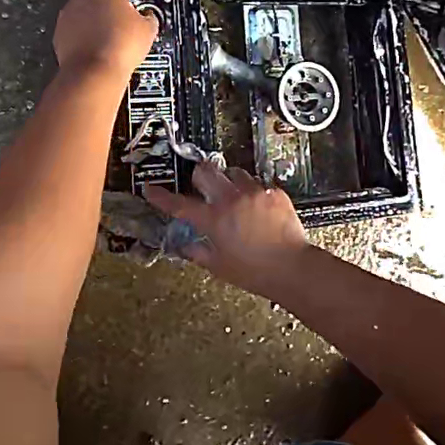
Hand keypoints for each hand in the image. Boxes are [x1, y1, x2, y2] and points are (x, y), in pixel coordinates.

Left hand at [53, 0, 157, 79]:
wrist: (94, 71)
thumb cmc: (119, 46)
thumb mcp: (146, 29)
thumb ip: (146, 17)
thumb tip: (148, 18)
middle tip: (108, 3)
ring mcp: (67, 16)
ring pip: (76, 9)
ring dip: (86, 15)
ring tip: (102, 30)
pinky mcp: (59, 35)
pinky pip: (70, 28)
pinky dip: (79, 33)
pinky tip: (92, 43)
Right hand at [143, 159, 310, 297]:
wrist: (293, 268)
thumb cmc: (255, 272)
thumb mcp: (220, 267)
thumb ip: (199, 252)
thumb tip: (187, 246)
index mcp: (213, 220)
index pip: (179, 204)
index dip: (161, 196)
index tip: (150, 189)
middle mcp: (231, 200)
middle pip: (205, 171)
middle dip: (199, 175)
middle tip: (201, 185)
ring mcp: (254, 193)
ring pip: (233, 173)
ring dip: (228, 181)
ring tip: (233, 196)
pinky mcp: (274, 192)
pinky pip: (258, 184)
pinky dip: (253, 192)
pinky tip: (257, 207)